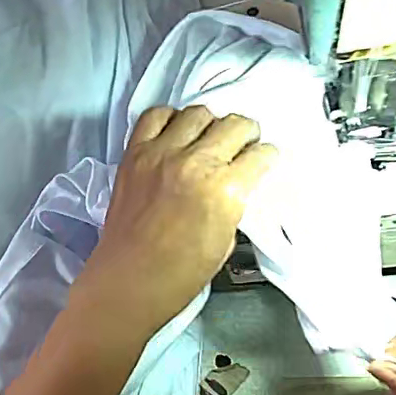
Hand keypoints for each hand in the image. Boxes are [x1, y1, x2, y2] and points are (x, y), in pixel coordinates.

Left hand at [78, 106, 277, 333]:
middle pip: (234, 124)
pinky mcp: (135, 154)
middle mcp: (195, 163)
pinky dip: (170, 119)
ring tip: (208, 139)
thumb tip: (237, 181)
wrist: (129, 281)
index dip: (266, 158)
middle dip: (246, 134)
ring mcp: (161, 154)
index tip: (263, 160)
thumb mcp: (225, 240)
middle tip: (242, 146)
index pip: (260, 155)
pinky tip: (176, 133)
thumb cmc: (180, 274)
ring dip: (210, 124)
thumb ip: (235, 202)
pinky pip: (156, 116)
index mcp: (225, 190)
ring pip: (199, 113)